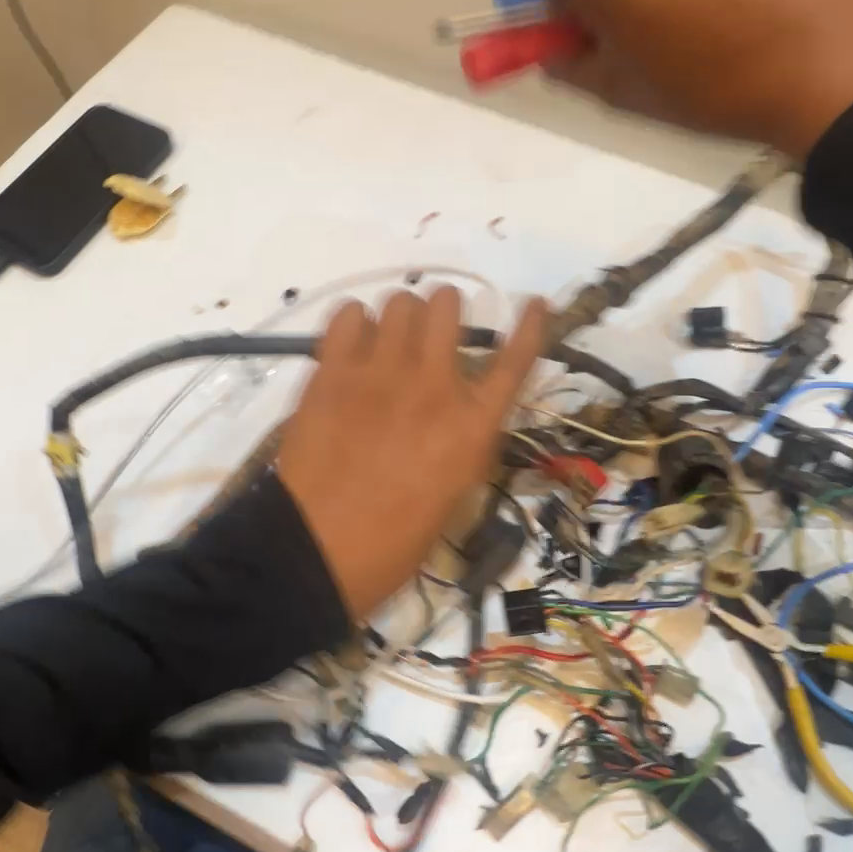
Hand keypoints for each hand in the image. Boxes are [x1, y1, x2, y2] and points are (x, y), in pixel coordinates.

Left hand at [278, 290, 548, 619]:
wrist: (319, 551)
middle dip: (445, 312)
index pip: (518, 358)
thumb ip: (465, 439)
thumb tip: (461, 407)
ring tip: (388, 341)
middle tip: (431, 334)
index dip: (532, 325)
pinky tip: (353, 344)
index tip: (533, 304)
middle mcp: (434, 385)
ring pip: (400, 300)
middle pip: (448, 304)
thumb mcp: (454, 493)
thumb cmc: (394, 541)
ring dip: (401, 316)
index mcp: (473, 425)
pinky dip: (355, 322)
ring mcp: (380, 373)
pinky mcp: (332, 371)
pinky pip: (348, 314)